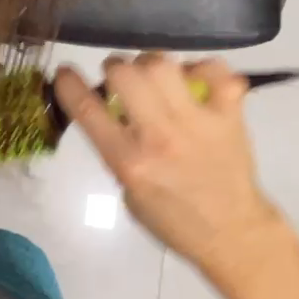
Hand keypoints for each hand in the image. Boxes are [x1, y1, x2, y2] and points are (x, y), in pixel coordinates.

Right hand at [55, 54, 279, 268]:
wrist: (233, 234)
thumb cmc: (173, 219)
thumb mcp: (129, 192)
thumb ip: (118, 150)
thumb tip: (115, 111)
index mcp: (130, 162)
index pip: (87, 110)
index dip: (68, 83)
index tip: (64, 72)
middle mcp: (160, 137)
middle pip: (124, 74)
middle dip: (115, 68)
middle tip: (119, 77)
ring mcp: (197, 122)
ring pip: (163, 65)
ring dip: (151, 64)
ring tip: (155, 76)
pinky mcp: (229, 115)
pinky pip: (215, 71)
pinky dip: (202, 68)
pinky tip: (195, 80)